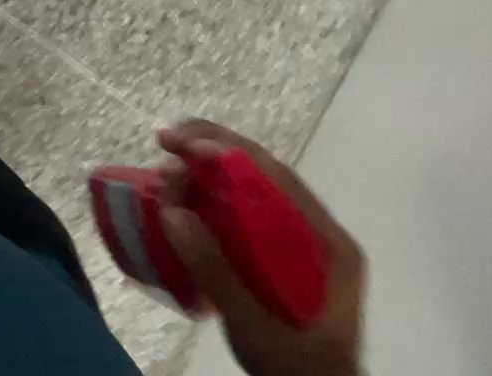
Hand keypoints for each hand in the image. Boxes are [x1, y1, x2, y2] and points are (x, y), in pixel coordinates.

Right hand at [157, 120, 364, 375]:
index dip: (228, 151)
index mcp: (327, 242)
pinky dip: (210, 191)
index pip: (277, 177)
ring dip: (206, 167)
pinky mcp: (276, 254)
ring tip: (166, 165)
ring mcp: (297, 242)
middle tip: (164, 139)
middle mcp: (316, 232)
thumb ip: (217, 272)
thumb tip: (173, 211)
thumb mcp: (255, 325)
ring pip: (250, 186)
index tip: (183, 143)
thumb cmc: (294, 367)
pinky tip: (183, 192)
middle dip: (211, 148)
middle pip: (262, 172)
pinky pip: (242, 208)